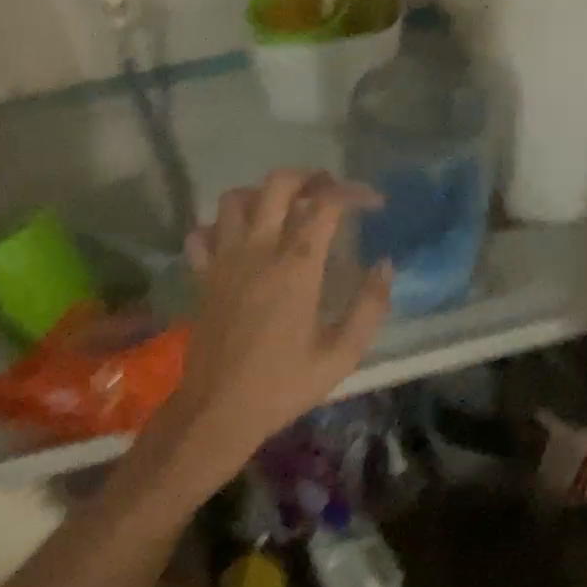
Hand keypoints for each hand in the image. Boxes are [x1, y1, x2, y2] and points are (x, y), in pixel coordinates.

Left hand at [162, 169, 391, 472]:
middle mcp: (257, 251)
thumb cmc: (283, 386)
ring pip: (235, 199)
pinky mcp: (202, 276)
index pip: (325, 205)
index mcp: (296, 268)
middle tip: (329, 191)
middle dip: (309, 177)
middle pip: (277, 185)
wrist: (218, 409)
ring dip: (263, 195)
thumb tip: (384, 266)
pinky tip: (239, 240)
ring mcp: (223, 260)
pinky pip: (204, 232)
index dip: (352, 192)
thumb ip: (369, 307)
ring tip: (284, 211)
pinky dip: (222, 226)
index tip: (373, 202)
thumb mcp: (341, 355)